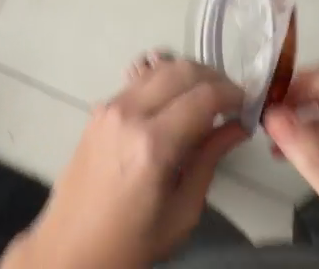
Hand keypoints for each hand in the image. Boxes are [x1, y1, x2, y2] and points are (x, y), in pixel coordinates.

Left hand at [4, 56, 249, 268]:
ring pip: (159, 68)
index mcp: (153, 145)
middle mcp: (129, 114)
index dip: (233, 93)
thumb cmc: (130, 243)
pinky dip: (165, 82)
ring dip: (189, 75)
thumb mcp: (182, 212)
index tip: (248, 104)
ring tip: (207, 100)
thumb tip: (238, 126)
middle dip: (214, 77)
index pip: (204, 96)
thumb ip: (209, 160)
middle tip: (231, 99)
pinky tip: (176, 104)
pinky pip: (140, 81)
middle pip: (182, 70)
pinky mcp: (99, 109)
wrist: (70, 250)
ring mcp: (110, 107)